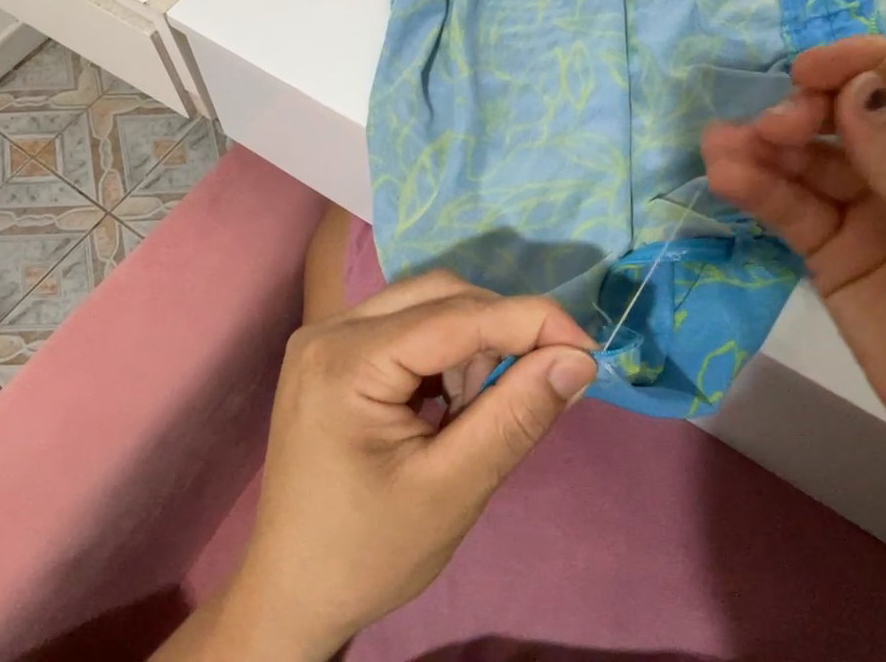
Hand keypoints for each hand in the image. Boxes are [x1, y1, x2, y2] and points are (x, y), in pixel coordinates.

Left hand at [202, 272, 597, 658]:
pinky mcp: (332, 355)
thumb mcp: (452, 489)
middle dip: (499, 330)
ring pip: (424, 307)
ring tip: (482, 409)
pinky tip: (453, 403)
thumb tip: (578, 359)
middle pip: (437, 296)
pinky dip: (444, 355)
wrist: (294, 590)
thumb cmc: (369, 550)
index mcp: (345, 360)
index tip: (591, 350)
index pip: (455, 314)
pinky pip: (404, 329)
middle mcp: (329, 330)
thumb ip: (515, 416)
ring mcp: (325, 339)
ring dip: (472, 343)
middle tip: (540, 381)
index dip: (530, 321)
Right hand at [702, 37, 885, 468]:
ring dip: (770, 149)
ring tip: (722, 148)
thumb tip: (858, 85)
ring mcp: (881, 212)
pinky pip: (795, 208)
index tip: (807, 70)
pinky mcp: (837, 251)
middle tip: (769, 127)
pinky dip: (761, 190)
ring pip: (817, 161)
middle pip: (861, 116)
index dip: (869, 65)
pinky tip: (727, 177)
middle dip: (811, 113)